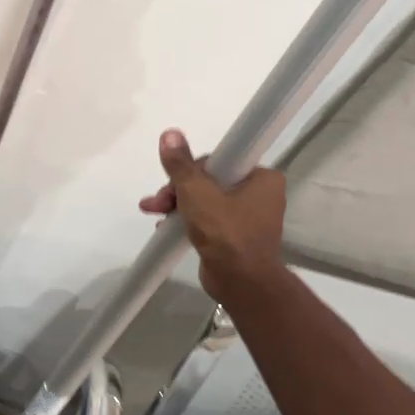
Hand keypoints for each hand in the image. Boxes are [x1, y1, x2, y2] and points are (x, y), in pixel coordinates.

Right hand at [137, 128, 287, 305]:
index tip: (172, 183)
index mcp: (261, 178)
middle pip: (208, 181)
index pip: (219, 161)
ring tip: (152, 214)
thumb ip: (181, 165)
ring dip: (176, 204)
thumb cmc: (225, 232)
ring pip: (204, 200)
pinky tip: (166, 226)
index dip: (190, 171)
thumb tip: (170, 133)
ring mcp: (248, 216)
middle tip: (156, 203)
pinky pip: (206, 218)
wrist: (241, 281)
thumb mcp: (196, 193)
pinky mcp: (235, 235)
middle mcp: (259, 193)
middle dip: (177, 191)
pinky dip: (186, 219)